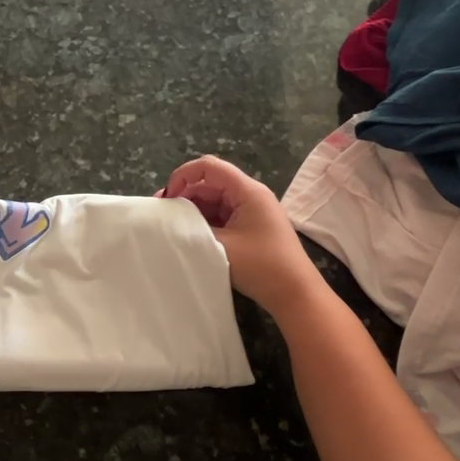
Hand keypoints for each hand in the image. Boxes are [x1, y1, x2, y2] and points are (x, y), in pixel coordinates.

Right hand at [161, 155, 325, 317]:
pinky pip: (222, 214)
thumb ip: (192, 227)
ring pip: (214, 199)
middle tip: (164, 215)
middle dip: (185, 194)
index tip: (167, 197)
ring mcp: (252, 211)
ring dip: (194, 210)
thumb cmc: (260, 265)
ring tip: (175, 228)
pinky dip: (205, 221)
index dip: (183, 175)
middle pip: (210, 182)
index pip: (209, 167)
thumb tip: (169, 219)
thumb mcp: (220, 245)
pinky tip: (193, 235)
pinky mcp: (251, 226)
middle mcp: (251, 195)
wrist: (295, 293)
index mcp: (247, 191)